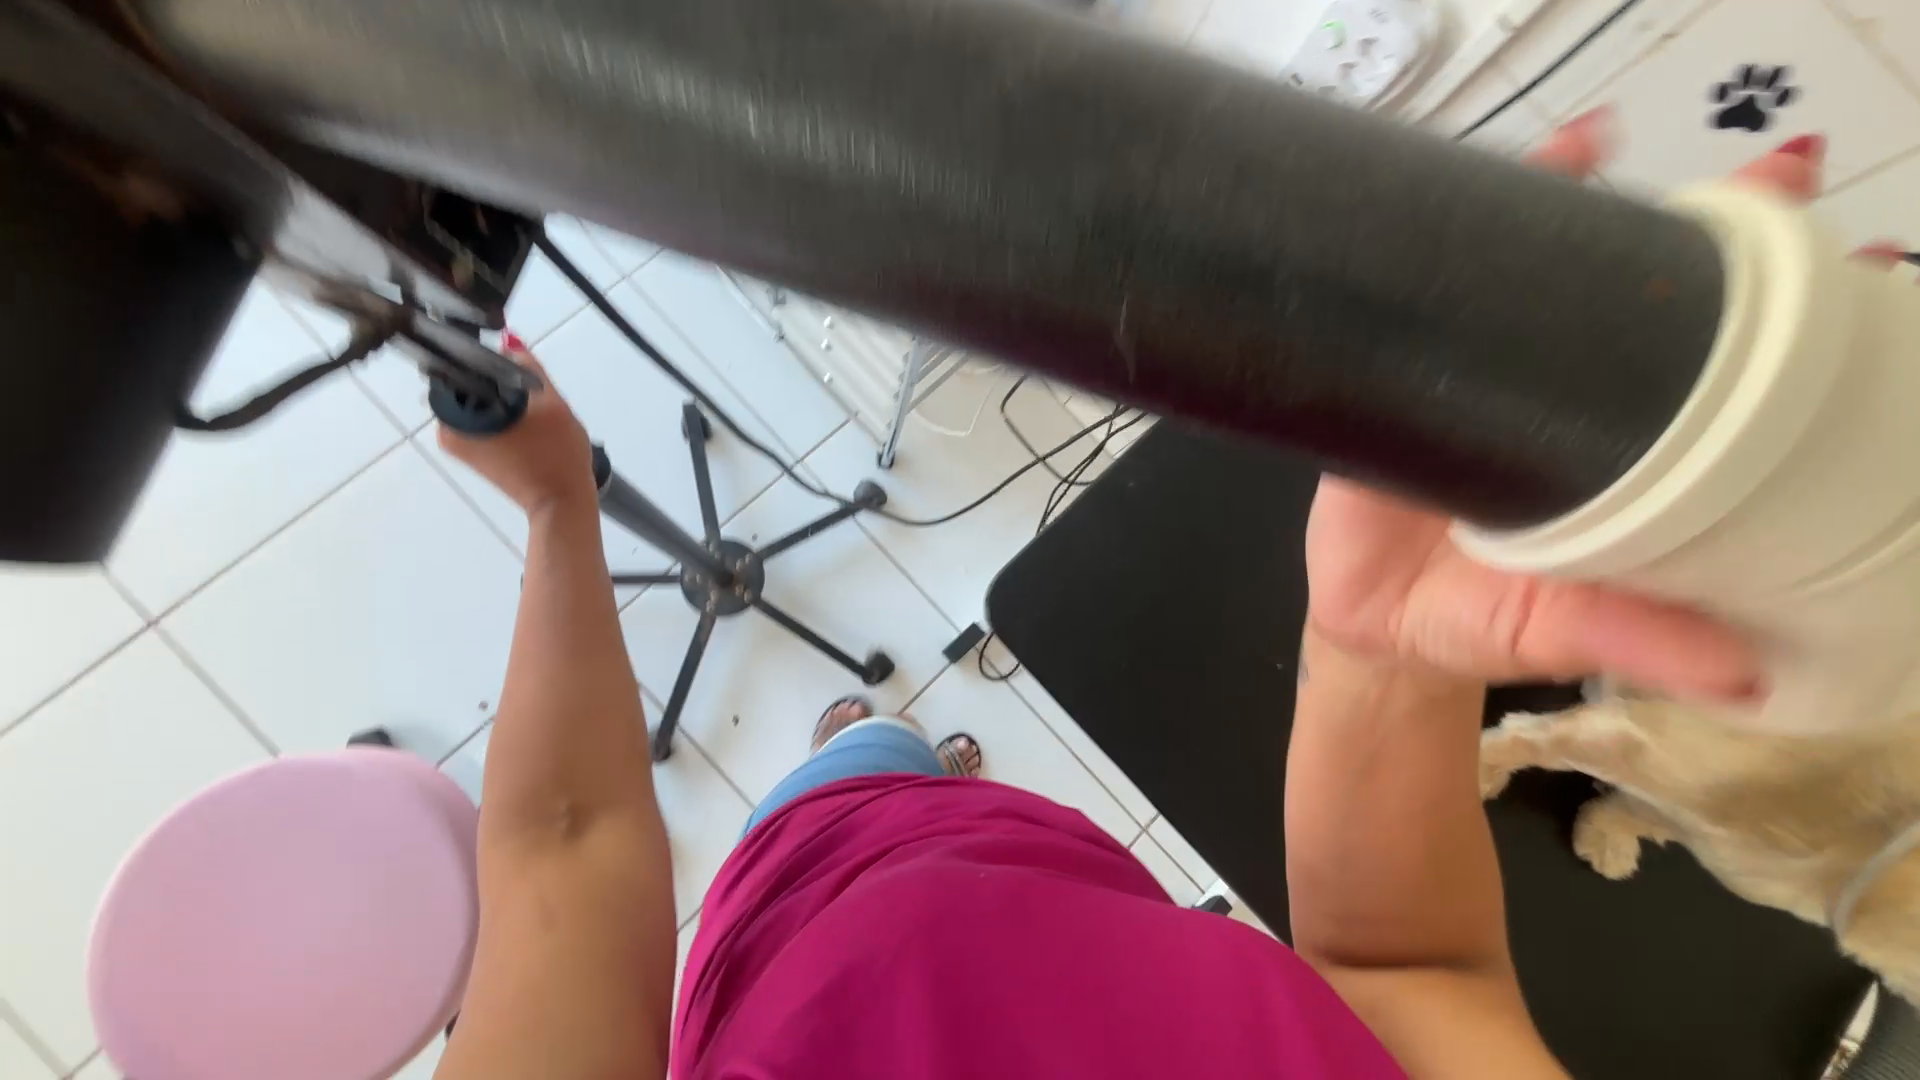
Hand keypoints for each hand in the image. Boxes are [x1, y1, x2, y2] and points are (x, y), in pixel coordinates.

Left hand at [438, 341, 598, 516]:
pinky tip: (534, 428)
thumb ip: (531, 369)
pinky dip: (509, 420)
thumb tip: (508, 339)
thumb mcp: (551, 404)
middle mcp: (448, 432)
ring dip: (509, 402)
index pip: (462, 371)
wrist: (564, 502)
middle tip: (536, 397)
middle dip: (503, 386)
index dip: (492, 363)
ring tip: (539, 415)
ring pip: (485, 406)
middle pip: (474, 389)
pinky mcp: (479, 457)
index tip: (520, 370)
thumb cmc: (557, 454)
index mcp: (453, 418)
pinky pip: (490, 424)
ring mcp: (462, 447)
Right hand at [1303, 112, 1825, 701]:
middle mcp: (1533, 403)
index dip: (1725, 289)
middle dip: (1642, 225)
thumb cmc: (1470, 627)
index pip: (1667, 351)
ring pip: (1487, 296)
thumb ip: (1630, 637)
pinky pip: (1392, 328)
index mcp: (1599, 446)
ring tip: (1574, 148)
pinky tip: (1417, 221)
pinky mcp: (1379, 398)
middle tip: (1705, 172)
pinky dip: (1407, 270)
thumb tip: (1745, 672)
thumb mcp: (1553, 634)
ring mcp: (1452, 393)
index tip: (1783, 222)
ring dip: (1526, 217)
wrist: (1370, 629)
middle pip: (1586, 299)